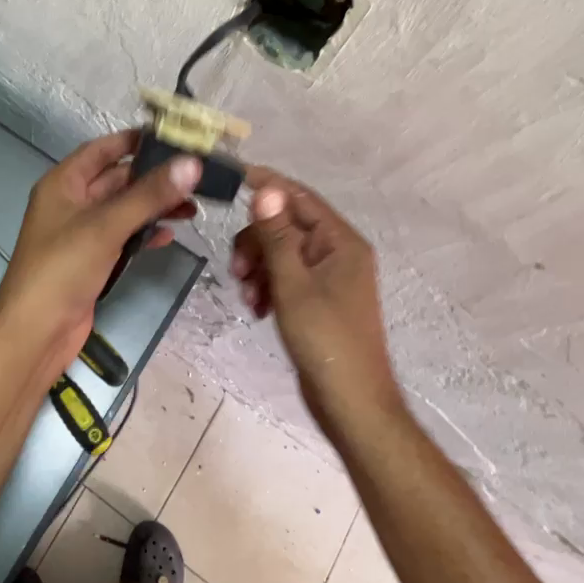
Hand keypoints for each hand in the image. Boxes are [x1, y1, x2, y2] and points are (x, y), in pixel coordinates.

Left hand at [0, 130, 200, 368]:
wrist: (35, 333)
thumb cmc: (63, 269)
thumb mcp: (106, 226)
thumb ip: (149, 194)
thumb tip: (192, 163)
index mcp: (62, 184)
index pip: (101, 150)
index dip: (133, 140)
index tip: (173, 137)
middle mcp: (70, 203)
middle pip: (116, 180)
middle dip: (153, 178)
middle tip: (195, 177)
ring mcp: (80, 234)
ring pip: (122, 210)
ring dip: (153, 207)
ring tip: (192, 207)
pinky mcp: (91, 261)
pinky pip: (122, 237)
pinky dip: (144, 234)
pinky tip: (170, 235)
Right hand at [229, 166, 400, 429]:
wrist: (351, 403)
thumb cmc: (325, 340)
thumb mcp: (293, 284)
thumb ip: (277, 235)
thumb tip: (266, 189)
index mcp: (341, 242)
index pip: (299, 197)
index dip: (267, 186)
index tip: (233, 179)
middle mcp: (338, 253)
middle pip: (286, 226)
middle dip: (256, 242)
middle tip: (237, 270)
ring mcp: (330, 278)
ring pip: (282, 253)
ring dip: (258, 268)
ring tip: (248, 297)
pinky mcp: (319, 300)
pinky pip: (286, 277)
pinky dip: (268, 286)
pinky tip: (258, 309)